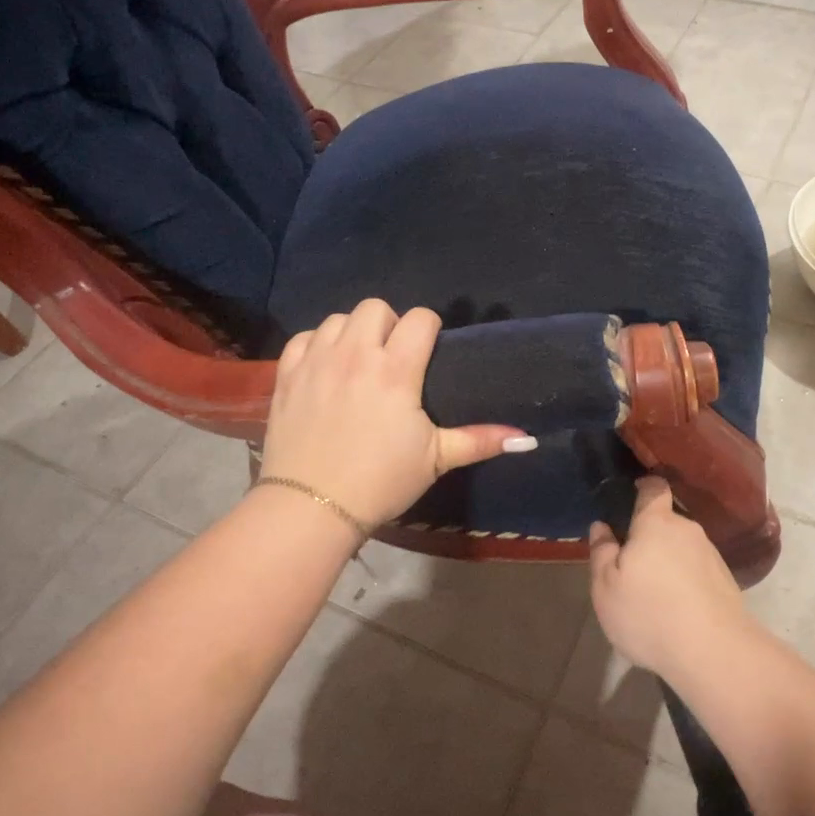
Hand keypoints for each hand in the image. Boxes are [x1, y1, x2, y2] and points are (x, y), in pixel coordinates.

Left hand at [260, 300, 528, 528]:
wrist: (310, 508)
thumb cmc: (380, 482)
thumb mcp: (435, 460)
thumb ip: (479, 441)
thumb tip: (528, 439)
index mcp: (396, 370)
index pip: (420, 319)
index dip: (430, 328)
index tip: (430, 351)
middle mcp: (355, 355)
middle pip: (375, 307)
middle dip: (389, 324)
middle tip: (393, 356)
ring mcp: (316, 362)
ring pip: (337, 319)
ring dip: (352, 332)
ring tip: (359, 361)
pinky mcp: (286, 376)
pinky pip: (303, 338)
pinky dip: (317, 345)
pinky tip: (325, 367)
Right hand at [588, 477, 753, 677]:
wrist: (713, 651)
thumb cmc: (649, 614)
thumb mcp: (606, 587)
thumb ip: (602, 552)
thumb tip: (602, 527)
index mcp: (657, 523)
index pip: (654, 488)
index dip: (644, 486)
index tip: (633, 493)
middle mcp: (688, 530)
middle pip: (666, 523)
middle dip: (650, 538)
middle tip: (632, 567)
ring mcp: (711, 554)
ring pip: (682, 548)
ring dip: (668, 563)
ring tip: (654, 596)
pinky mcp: (725, 580)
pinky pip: (697, 570)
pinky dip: (685, 582)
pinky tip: (677, 610)